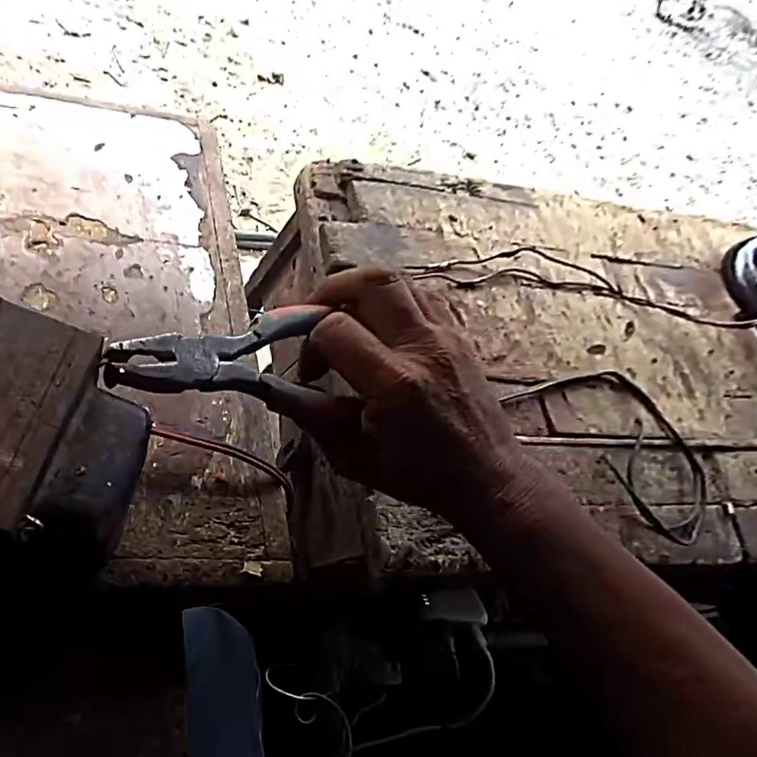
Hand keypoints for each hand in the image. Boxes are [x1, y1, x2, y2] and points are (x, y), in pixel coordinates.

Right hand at [287, 268, 544, 525]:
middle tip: (313, 317)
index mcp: (394, 384)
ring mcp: (447, 335)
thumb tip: (271, 389)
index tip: (309, 371)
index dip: (308, 343)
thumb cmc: (418, 474)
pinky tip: (378, 326)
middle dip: (330, 292)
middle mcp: (423, 348)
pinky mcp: (459, 334)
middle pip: (370, 282)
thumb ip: (311, 416)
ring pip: (397, 280)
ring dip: (360, 291)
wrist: (485, 476)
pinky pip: (420, 294)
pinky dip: (390, 299)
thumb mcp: (353, 456)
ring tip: (343, 319)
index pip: (335, 328)